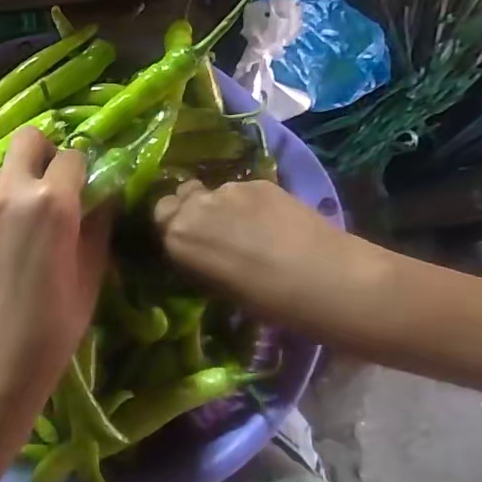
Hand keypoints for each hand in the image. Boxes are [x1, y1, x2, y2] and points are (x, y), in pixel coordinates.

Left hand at [0, 128, 109, 432]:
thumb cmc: (55, 325)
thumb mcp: (91, 274)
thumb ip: (98, 223)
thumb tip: (103, 195)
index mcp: (53, 201)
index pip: (73, 155)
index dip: (83, 171)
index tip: (85, 190)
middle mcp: (10, 191)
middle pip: (27, 140)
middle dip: (45, 152)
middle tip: (52, 186)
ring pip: (0, 172)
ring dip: (17, 184)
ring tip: (23, 226)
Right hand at [154, 179, 363, 320]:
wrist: (321, 277)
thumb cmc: (265, 300)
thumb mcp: (217, 287)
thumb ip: (199, 259)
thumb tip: (200, 251)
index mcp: (178, 237)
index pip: (160, 216)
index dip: (174, 226)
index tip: (190, 240)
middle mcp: (196, 207)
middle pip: (181, 195)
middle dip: (192, 207)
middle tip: (216, 230)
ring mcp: (229, 190)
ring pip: (216, 192)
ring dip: (224, 206)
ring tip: (252, 229)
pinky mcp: (260, 182)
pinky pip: (244, 190)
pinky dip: (251, 203)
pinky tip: (273, 222)